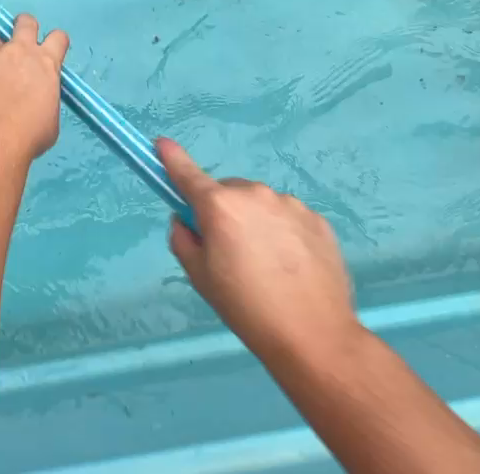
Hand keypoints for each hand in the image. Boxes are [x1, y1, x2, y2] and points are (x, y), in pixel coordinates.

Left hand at [0, 14, 68, 164]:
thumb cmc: (28, 134)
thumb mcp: (50, 117)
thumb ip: (44, 96)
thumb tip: (37, 97)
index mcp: (45, 63)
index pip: (58, 38)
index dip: (55, 43)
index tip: (50, 51)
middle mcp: (18, 51)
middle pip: (25, 22)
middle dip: (24, 27)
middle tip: (20, 43)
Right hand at [158, 138, 364, 364]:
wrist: (315, 336)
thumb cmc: (246, 307)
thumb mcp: (198, 275)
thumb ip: (182, 238)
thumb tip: (187, 220)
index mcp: (219, 206)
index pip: (186, 173)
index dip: (171, 157)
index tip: (160, 144)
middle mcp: (254, 194)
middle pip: (227, 191)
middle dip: (222, 210)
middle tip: (230, 250)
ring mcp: (290, 204)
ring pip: (259, 203)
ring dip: (255, 220)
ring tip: (266, 263)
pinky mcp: (318, 220)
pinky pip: (287, 216)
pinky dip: (282, 231)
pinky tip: (290, 264)